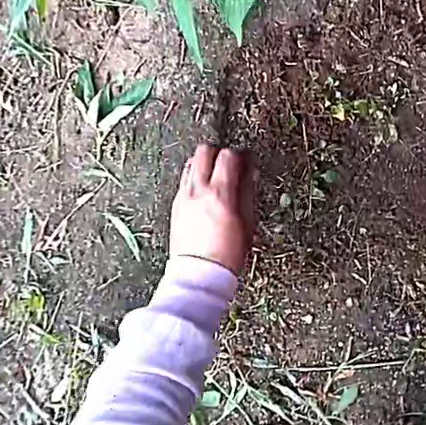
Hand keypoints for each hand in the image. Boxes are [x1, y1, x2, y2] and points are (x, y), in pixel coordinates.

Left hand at [170, 145, 256, 276]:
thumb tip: (250, 173)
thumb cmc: (226, 254)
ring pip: (191, 164)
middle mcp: (198, 191)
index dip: (239, 155)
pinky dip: (195, 179)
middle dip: (218, 153)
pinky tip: (205, 193)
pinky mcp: (176, 205)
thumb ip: (247, 192)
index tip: (245, 161)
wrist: (199, 272)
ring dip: (204, 164)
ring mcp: (184, 197)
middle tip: (228, 164)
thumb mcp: (247, 223)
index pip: (228, 156)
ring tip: (216, 177)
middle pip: (204, 152)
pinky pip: (185, 181)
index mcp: (220, 194)